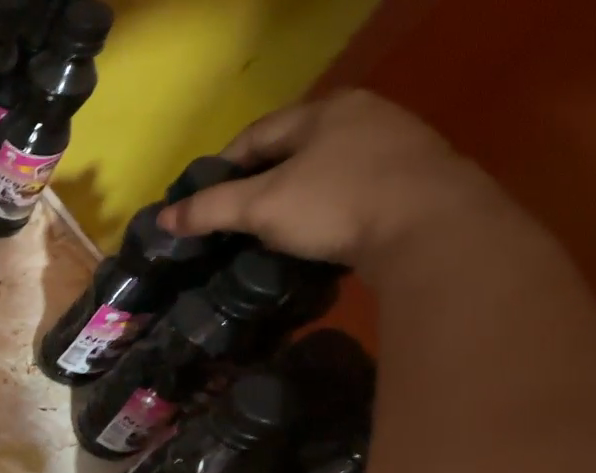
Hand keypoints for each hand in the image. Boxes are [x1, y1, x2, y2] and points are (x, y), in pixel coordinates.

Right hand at [158, 91, 498, 270]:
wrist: (433, 230)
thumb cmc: (337, 204)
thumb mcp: (259, 207)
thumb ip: (208, 209)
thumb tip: (163, 218)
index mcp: (325, 110)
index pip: (252, 137)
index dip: (217, 172)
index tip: (196, 206)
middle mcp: (362, 117)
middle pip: (286, 154)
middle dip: (252, 188)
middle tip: (226, 224)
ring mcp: (393, 147)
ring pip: (317, 175)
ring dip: (287, 203)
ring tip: (261, 236)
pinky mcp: (410, 181)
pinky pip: (346, 193)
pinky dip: (320, 213)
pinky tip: (306, 238)